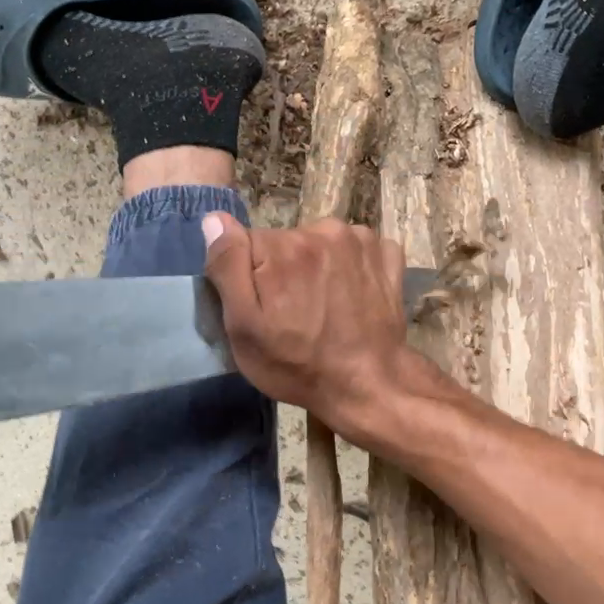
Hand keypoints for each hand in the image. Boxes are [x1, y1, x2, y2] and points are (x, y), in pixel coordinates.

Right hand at [201, 214, 413, 432]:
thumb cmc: (297, 363)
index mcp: (284, 245)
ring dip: (319, 267)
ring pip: (321, 244)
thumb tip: (215, 219)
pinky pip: (357, 249)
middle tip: (294, 314)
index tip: (263, 307)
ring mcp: (361, 240)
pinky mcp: (388, 254)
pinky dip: (352, 267)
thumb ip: (228, 265)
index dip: (250, 275)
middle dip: (285, 270)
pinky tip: (352, 296)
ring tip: (324, 308)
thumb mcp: (244, 327)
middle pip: (287, 241)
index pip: (247, 242)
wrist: (368, 383)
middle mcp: (324, 229)